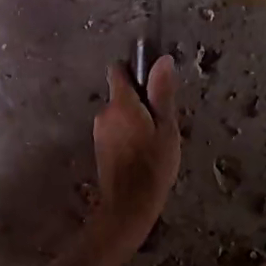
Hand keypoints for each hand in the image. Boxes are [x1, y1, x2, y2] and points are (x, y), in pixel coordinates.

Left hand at [91, 55, 180, 242]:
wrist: (129, 205)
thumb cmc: (153, 165)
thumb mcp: (166, 127)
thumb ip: (162, 92)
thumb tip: (162, 60)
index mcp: (120, 104)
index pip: (118, 70)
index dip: (135, 70)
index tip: (152, 83)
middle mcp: (104, 113)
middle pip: (122, 95)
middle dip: (140, 102)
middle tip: (162, 122)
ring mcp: (99, 131)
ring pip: (120, 114)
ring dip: (135, 120)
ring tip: (155, 141)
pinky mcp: (99, 147)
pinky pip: (116, 130)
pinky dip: (128, 134)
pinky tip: (142, 153)